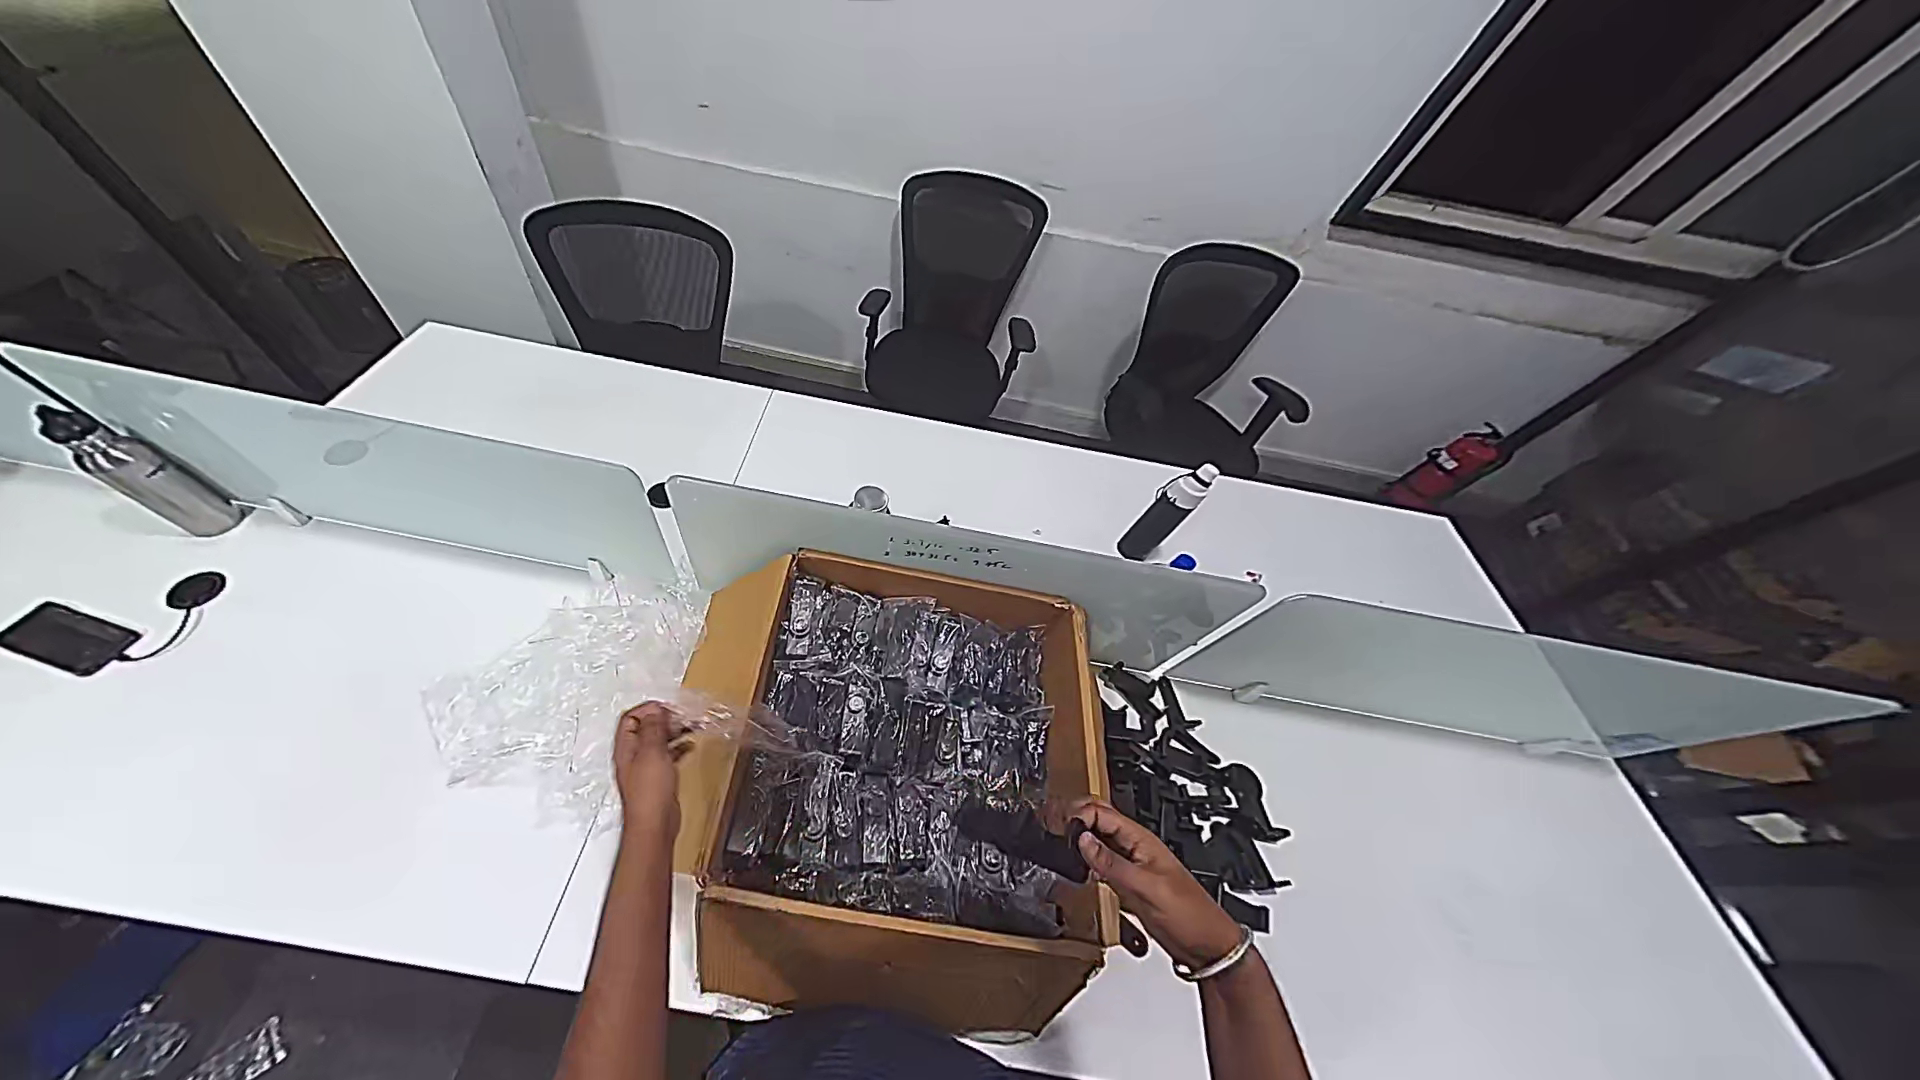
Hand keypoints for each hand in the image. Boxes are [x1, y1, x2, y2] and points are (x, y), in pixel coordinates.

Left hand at [613, 702, 689, 843]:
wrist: (656, 824)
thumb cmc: (649, 795)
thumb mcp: (652, 753)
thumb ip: (654, 730)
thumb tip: (655, 711)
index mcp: (626, 748)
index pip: (631, 718)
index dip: (649, 709)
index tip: (668, 708)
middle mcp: (633, 756)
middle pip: (646, 727)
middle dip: (665, 718)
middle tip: (682, 716)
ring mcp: (646, 767)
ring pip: (659, 740)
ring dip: (674, 730)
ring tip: (690, 726)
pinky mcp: (658, 776)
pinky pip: (669, 753)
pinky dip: (679, 746)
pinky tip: (689, 745)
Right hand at [1052, 796, 1243, 970]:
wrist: (1208, 948)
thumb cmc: (1190, 915)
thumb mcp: (1146, 887)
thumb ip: (1111, 863)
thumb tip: (1082, 839)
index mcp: (1140, 839)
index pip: (1100, 812)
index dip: (1076, 814)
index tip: (1057, 825)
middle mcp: (1135, 848)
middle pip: (1098, 820)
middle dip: (1073, 818)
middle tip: (1049, 823)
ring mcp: (1131, 865)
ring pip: (1098, 841)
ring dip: (1078, 837)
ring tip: (1056, 839)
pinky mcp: (1129, 884)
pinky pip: (1102, 864)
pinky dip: (1086, 861)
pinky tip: (1077, 867)